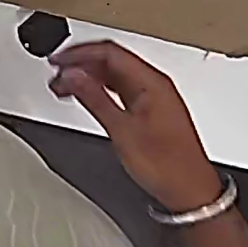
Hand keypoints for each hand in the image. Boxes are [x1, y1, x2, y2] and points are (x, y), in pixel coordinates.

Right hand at [49, 41, 223, 212]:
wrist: (191, 193)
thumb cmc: (168, 166)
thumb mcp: (122, 130)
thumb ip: (94, 98)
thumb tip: (72, 75)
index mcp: (151, 82)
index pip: (109, 52)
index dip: (80, 53)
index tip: (58, 60)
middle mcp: (153, 84)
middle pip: (111, 60)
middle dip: (81, 64)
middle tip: (57, 73)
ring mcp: (151, 96)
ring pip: (113, 74)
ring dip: (88, 76)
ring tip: (64, 85)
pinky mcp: (148, 109)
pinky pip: (119, 88)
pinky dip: (98, 89)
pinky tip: (84, 95)